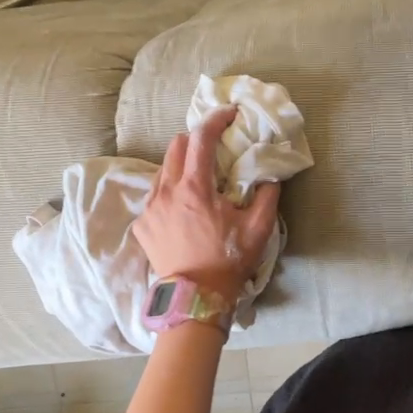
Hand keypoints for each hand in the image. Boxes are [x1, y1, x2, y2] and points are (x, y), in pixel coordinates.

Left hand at [133, 106, 281, 301]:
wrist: (197, 297)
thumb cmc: (228, 262)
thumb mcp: (258, 228)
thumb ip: (267, 194)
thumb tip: (270, 174)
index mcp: (195, 188)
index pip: (201, 138)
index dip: (216, 119)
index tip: (230, 114)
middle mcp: (166, 191)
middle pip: (176, 146)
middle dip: (197, 141)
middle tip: (216, 150)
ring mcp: (150, 208)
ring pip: (162, 169)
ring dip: (182, 166)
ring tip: (199, 180)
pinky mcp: (142, 225)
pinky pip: (154, 195)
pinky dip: (170, 191)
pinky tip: (184, 207)